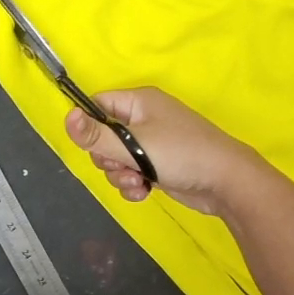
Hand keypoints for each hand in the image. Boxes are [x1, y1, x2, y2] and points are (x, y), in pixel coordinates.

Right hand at [64, 87, 266, 214]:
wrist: (227, 183)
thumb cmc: (181, 154)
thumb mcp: (134, 145)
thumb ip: (96, 135)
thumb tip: (65, 118)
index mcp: (138, 102)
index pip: (97, 105)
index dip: (89, 126)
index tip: (92, 145)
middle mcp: (143, 119)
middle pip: (103, 137)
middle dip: (107, 159)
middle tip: (121, 166)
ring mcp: (152, 143)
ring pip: (115, 159)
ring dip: (119, 175)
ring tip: (137, 182)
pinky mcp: (158, 165)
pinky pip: (131, 172)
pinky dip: (132, 184)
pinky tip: (144, 192)